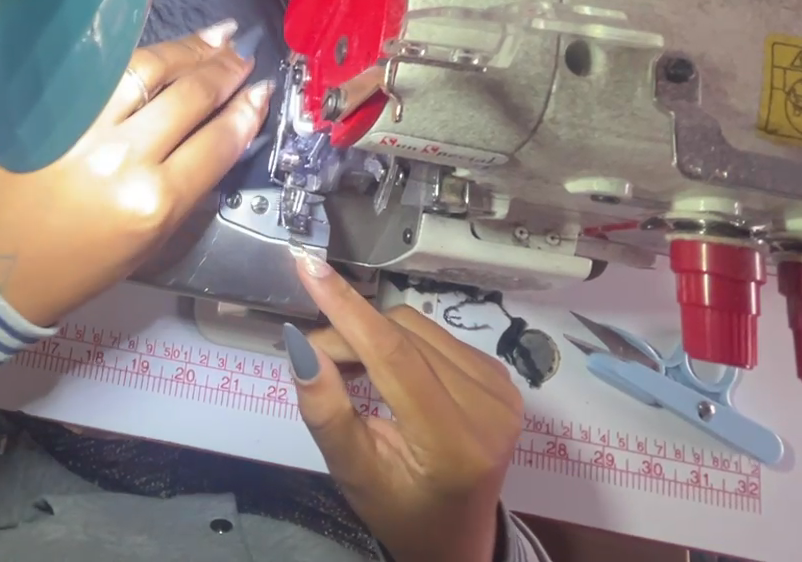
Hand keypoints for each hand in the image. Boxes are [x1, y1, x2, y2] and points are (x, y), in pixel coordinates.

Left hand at [0, 22, 273, 326]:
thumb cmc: (75, 268)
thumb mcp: (147, 244)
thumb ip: (186, 189)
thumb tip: (220, 137)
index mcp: (152, 203)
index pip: (216, 143)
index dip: (246, 112)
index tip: (263, 92)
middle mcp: (123, 157)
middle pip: (188, 97)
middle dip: (224, 72)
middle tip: (243, 57)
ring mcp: (82, 125)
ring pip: (148, 69)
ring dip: (190, 49)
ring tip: (220, 35)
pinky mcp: (50, 107)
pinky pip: (104, 68)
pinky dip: (139, 52)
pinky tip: (162, 43)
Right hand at [285, 254, 522, 561]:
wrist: (459, 537)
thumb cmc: (400, 509)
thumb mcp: (352, 473)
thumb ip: (325, 411)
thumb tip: (300, 344)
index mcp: (453, 442)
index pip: (393, 354)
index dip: (347, 306)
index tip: (308, 266)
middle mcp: (489, 408)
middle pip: (399, 337)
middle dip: (347, 334)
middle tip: (316, 358)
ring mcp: (501, 389)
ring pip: (413, 326)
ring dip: (371, 334)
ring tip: (352, 369)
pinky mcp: (500, 375)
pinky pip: (432, 333)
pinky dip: (398, 340)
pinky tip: (386, 368)